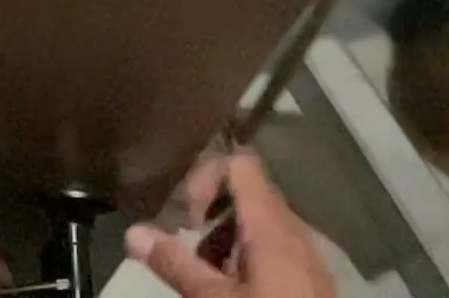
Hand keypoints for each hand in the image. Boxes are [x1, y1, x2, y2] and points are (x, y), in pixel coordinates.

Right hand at [124, 151, 332, 297]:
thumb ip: (175, 263)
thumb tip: (132, 232)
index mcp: (272, 225)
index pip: (240, 165)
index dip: (207, 177)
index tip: (188, 217)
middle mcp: (295, 232)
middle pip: (248, 195)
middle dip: (212, 217)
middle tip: (192, 252)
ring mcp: (310, 260)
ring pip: (262, 226)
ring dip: (229, 242)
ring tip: (211, 280)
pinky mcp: (316, 286)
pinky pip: (278, 252)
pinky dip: (250, 261)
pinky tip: (238, 294)